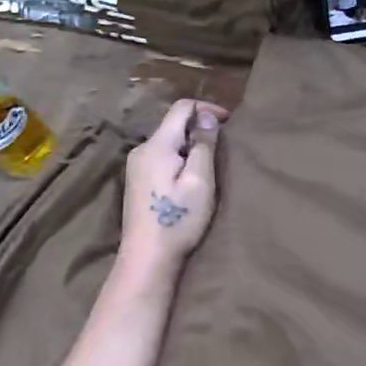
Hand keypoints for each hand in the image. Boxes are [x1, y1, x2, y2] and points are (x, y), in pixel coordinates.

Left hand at [120, 99, 226, 272]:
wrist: (147, 258)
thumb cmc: (178, 219)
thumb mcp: (199, 180)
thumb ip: (203, 144)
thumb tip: (206, 116)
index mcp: (157, 144)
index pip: (181, 107)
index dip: (207, 108)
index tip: (229, 122)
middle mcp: (142, 148)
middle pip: (173, 124)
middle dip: (199, 127)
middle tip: (223, 145)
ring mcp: (136, 165)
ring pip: (167, 141)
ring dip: (189, 144)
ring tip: (210, 162)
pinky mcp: (136, 180)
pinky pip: (161, 156)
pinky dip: (179, 157)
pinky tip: (190, 176)